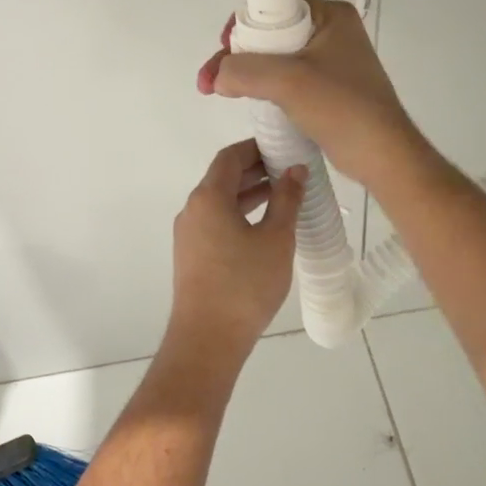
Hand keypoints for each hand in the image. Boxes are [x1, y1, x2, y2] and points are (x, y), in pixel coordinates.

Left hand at [169, 140, 304, 357]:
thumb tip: (296, 170)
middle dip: (256, 169)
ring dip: (249, 193)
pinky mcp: (192, 256)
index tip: (284, 147)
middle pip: (223, 177)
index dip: (256, 148)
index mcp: (208, 198)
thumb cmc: (245, 284)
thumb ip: (286, 199)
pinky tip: (265, 226)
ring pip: (220, 201)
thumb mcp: (276, 239)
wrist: (208, 339)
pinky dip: (240, 214)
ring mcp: (189, 234)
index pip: (230, 157)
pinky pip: (217, 221)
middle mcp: (193, 210)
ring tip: (284, 194)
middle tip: (290, 168)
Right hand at [196, 0, 431, 189]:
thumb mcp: (289, 81)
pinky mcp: (327, 88)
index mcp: (330, 15)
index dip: (242, 26)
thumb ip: (245, 71)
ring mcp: (331, 61)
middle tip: (211, 80)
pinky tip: (246, 101)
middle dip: (237, 56)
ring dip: (246, 74)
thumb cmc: (342, 108)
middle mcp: (332, 31)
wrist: (383, 155)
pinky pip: (286, 80)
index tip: (222, 51)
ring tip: (219, 92)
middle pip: (270, 34)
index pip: (274, 6)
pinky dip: (264, 89)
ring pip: (275, 59)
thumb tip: (218, 78)